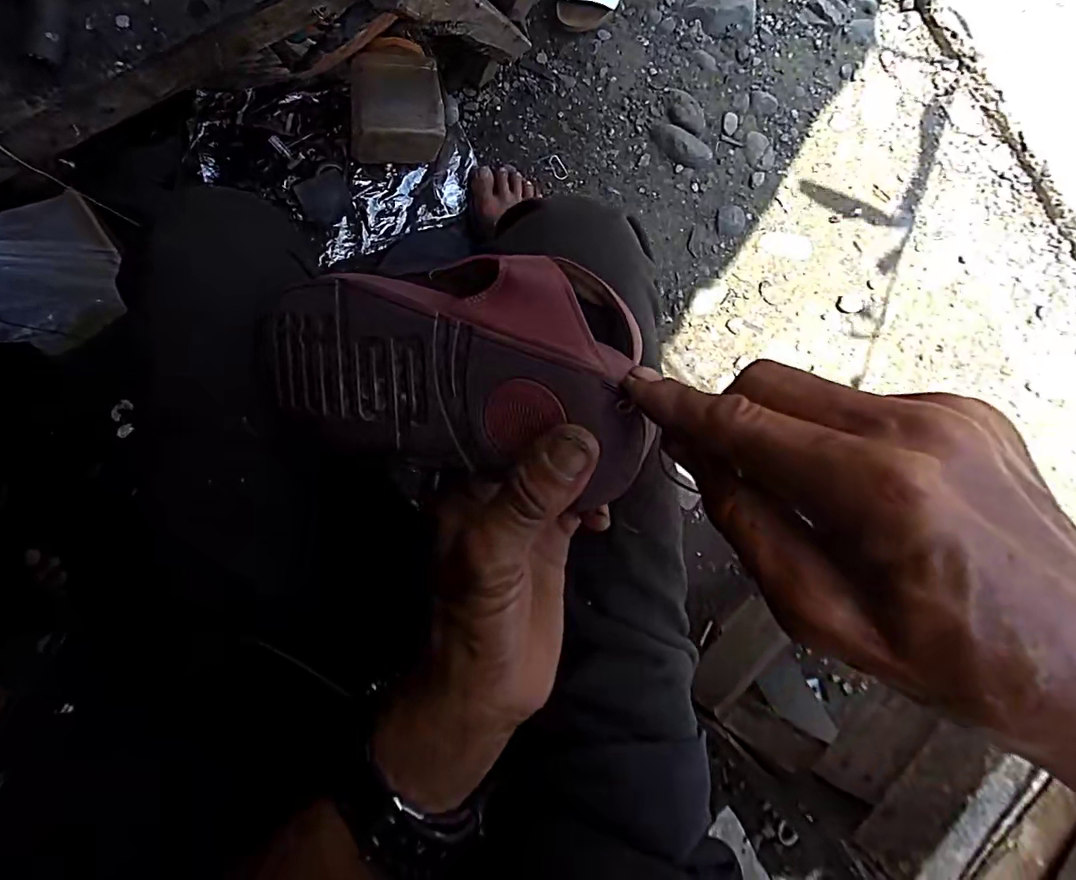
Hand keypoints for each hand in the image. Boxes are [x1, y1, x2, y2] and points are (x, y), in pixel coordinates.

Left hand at [371, 425, 602, 812]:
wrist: (488, 689)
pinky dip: (593, 500)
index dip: (531, 406)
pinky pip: (575, 504)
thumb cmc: (473, 623)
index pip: (497, 429)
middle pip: (532, 446)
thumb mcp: (496, 552)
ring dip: (585, 465)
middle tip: (604, 413)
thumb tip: (573, 441)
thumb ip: (530, 497)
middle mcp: (492, 495)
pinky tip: (602, 511)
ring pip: (557, 472)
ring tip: (611, 458)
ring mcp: (522, 516)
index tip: (572, 385)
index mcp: (464, 488)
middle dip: (565, 431)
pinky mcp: (547, 540)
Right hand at [625, 361, 1075, 864]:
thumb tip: (706, 464)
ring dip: (780, 430)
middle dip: (728, 414)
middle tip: (716, 466)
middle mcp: (915, 430)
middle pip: (769, 382)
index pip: (744, 424)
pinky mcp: (966, 410)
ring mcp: (947, 412)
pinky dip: (830, 435)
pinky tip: (860, 492)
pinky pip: (856, 404)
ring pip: (810, 390)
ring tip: (807, 499)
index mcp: (880, 490)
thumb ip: (750, 530)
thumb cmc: (964, 666)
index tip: (640, 388)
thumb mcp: (827, 622)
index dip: (680, 405)